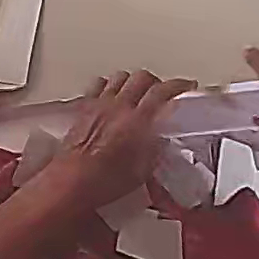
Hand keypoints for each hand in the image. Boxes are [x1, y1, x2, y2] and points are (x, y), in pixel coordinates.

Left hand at [41, 71, 195, 210]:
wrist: (71, 182)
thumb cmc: (105, 182)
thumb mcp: (143, 172)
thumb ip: (156, 151)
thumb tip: (163, 142)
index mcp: (137, 121)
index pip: (162, 92)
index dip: (178, 85)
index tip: (186, 86)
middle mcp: (119, 106)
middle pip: (142, 77)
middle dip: (155, 82)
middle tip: (161, 91)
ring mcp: (100, 104)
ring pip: (120, 76)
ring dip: (132, 81)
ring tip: (137, 90)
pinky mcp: (85, 107)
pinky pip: (98, 84)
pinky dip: (108, 85)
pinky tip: (110, 93)